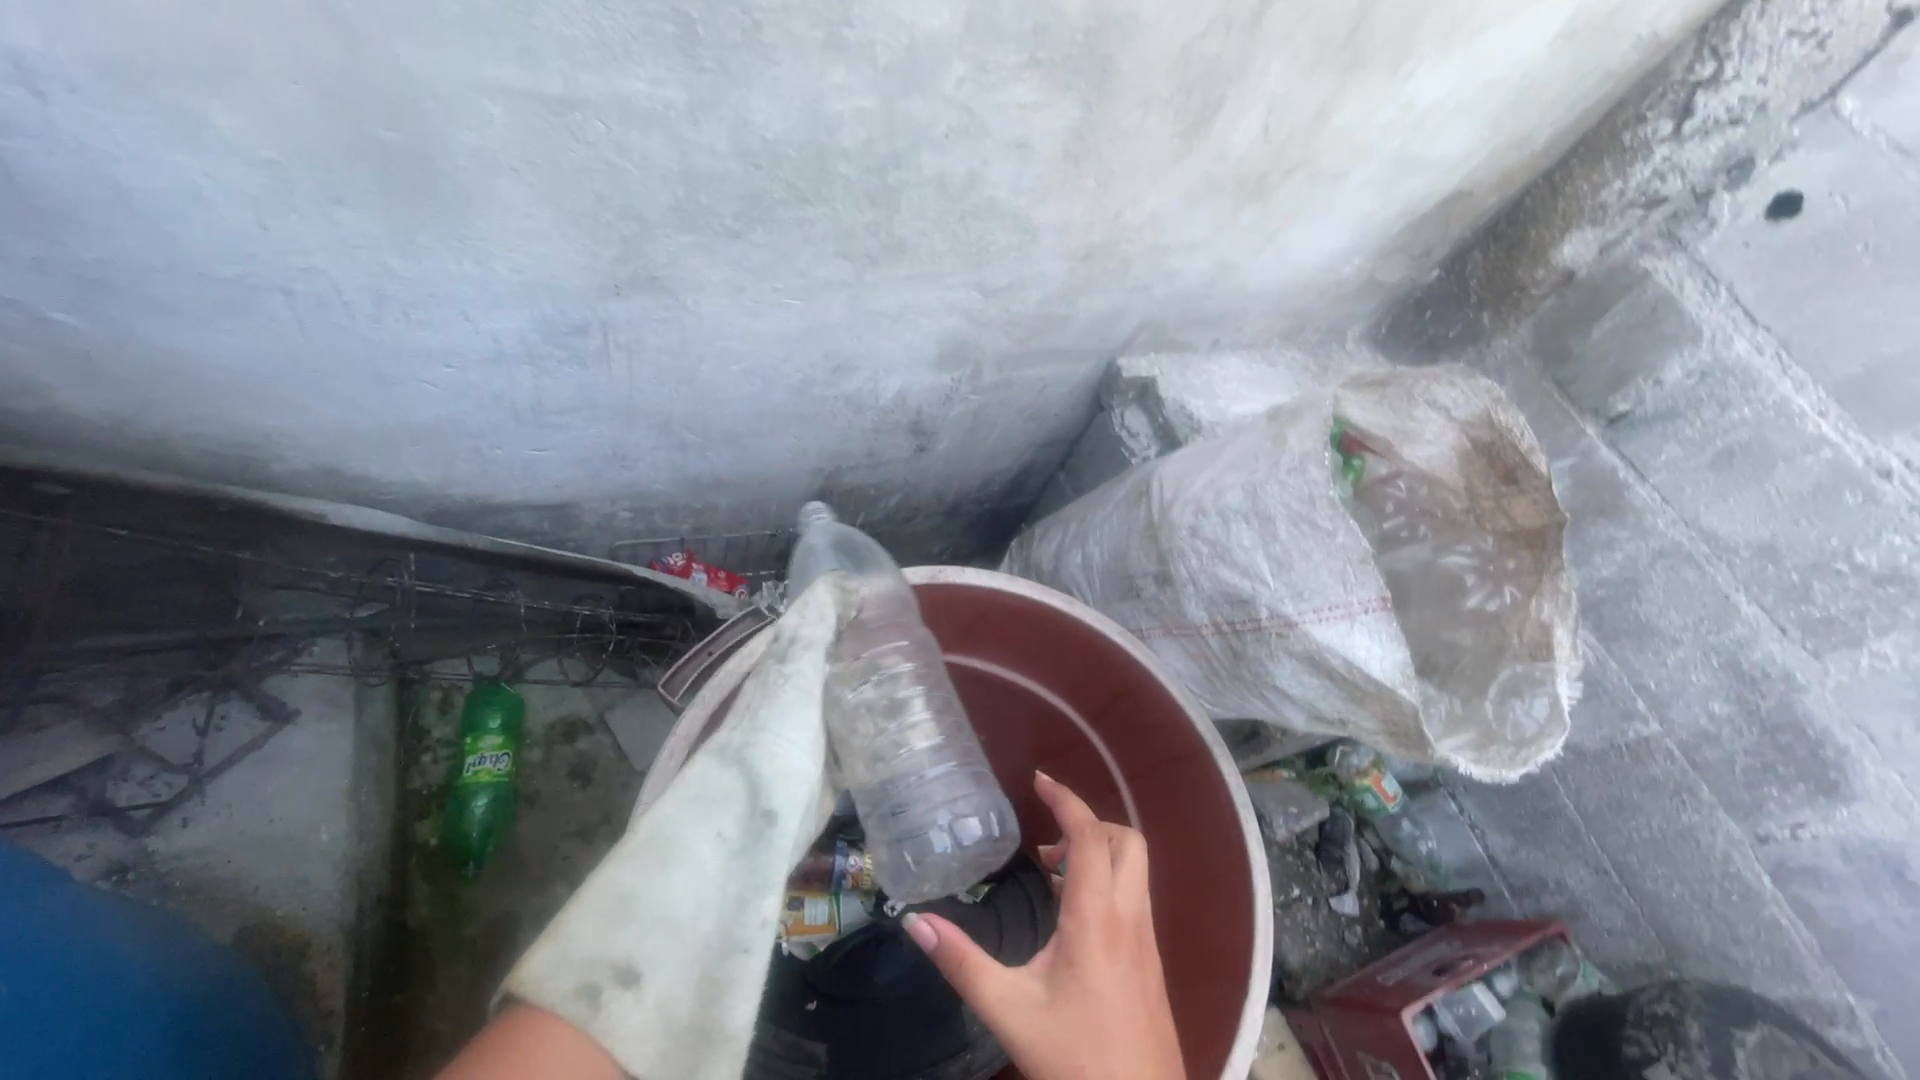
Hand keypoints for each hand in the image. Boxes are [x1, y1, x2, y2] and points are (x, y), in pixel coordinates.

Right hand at [903, 772, 1185, 1079]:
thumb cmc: (1076, 1057)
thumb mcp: (1009, 1011)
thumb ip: (962, 963)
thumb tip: (915, 922)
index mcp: (1096, 918)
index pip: (1090, 836)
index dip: (1066, 800)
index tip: (1039, 781)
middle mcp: (1130, 918)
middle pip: (1125, 842)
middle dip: (1088, 824)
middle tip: (1044, 840)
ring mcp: (1147, 940)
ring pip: (1134, 869)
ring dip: (1098, 854)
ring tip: (1048, 875)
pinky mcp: (1151, 961)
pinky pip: (1133, 897)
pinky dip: (1106, 882)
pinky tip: (1070, 917)